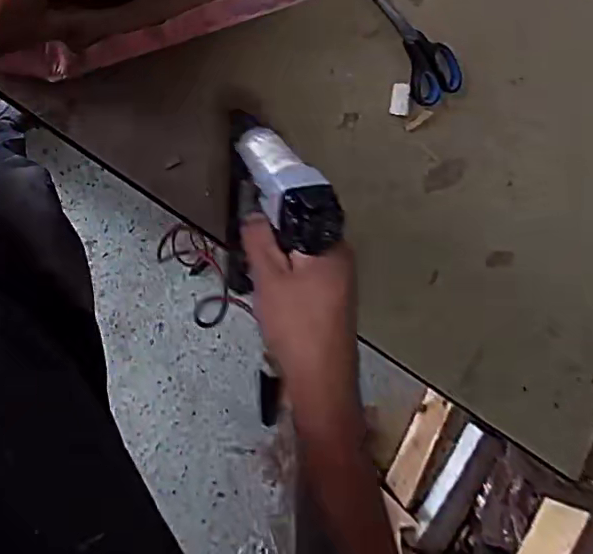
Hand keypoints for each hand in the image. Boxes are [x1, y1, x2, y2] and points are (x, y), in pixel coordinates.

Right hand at [243, 214, 360, 425]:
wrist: (320, 383)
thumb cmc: (296, 325)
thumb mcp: (268, 276)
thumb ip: (258, 238)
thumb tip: (254, 213)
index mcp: (332, 245)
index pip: (300, 209)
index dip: (273, 209)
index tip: (251, 218)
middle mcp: (341, 258)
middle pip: (299, 234)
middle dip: (273, 243)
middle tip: (252, 257)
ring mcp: (340, 282)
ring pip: (300, 258)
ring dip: (278, 265)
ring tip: (261, 282)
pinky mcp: (333, 302)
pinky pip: (306, 277)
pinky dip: (288, 282)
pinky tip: (274, 302)